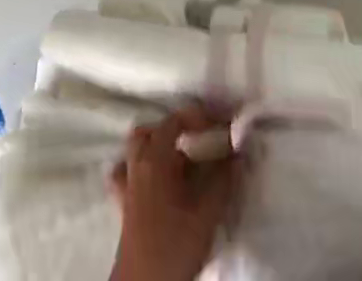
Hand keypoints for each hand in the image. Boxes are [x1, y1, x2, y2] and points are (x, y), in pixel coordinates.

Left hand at [109, 106, 241, 280]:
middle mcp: (136, 163)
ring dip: (159, 145)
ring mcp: (126, 181)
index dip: (199, 116)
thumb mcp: (206, 214)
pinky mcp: (123, 201)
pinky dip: (142, 166)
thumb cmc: (175, 244)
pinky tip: (157, 179)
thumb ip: (223, 180)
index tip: (222, 123)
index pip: (174, 122)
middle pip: (150, 130)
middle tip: (201, 138)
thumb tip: (238, 153)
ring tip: (184, 157)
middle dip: (175, 127)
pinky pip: (127, 170)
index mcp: (155, 159)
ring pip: (138, 148)